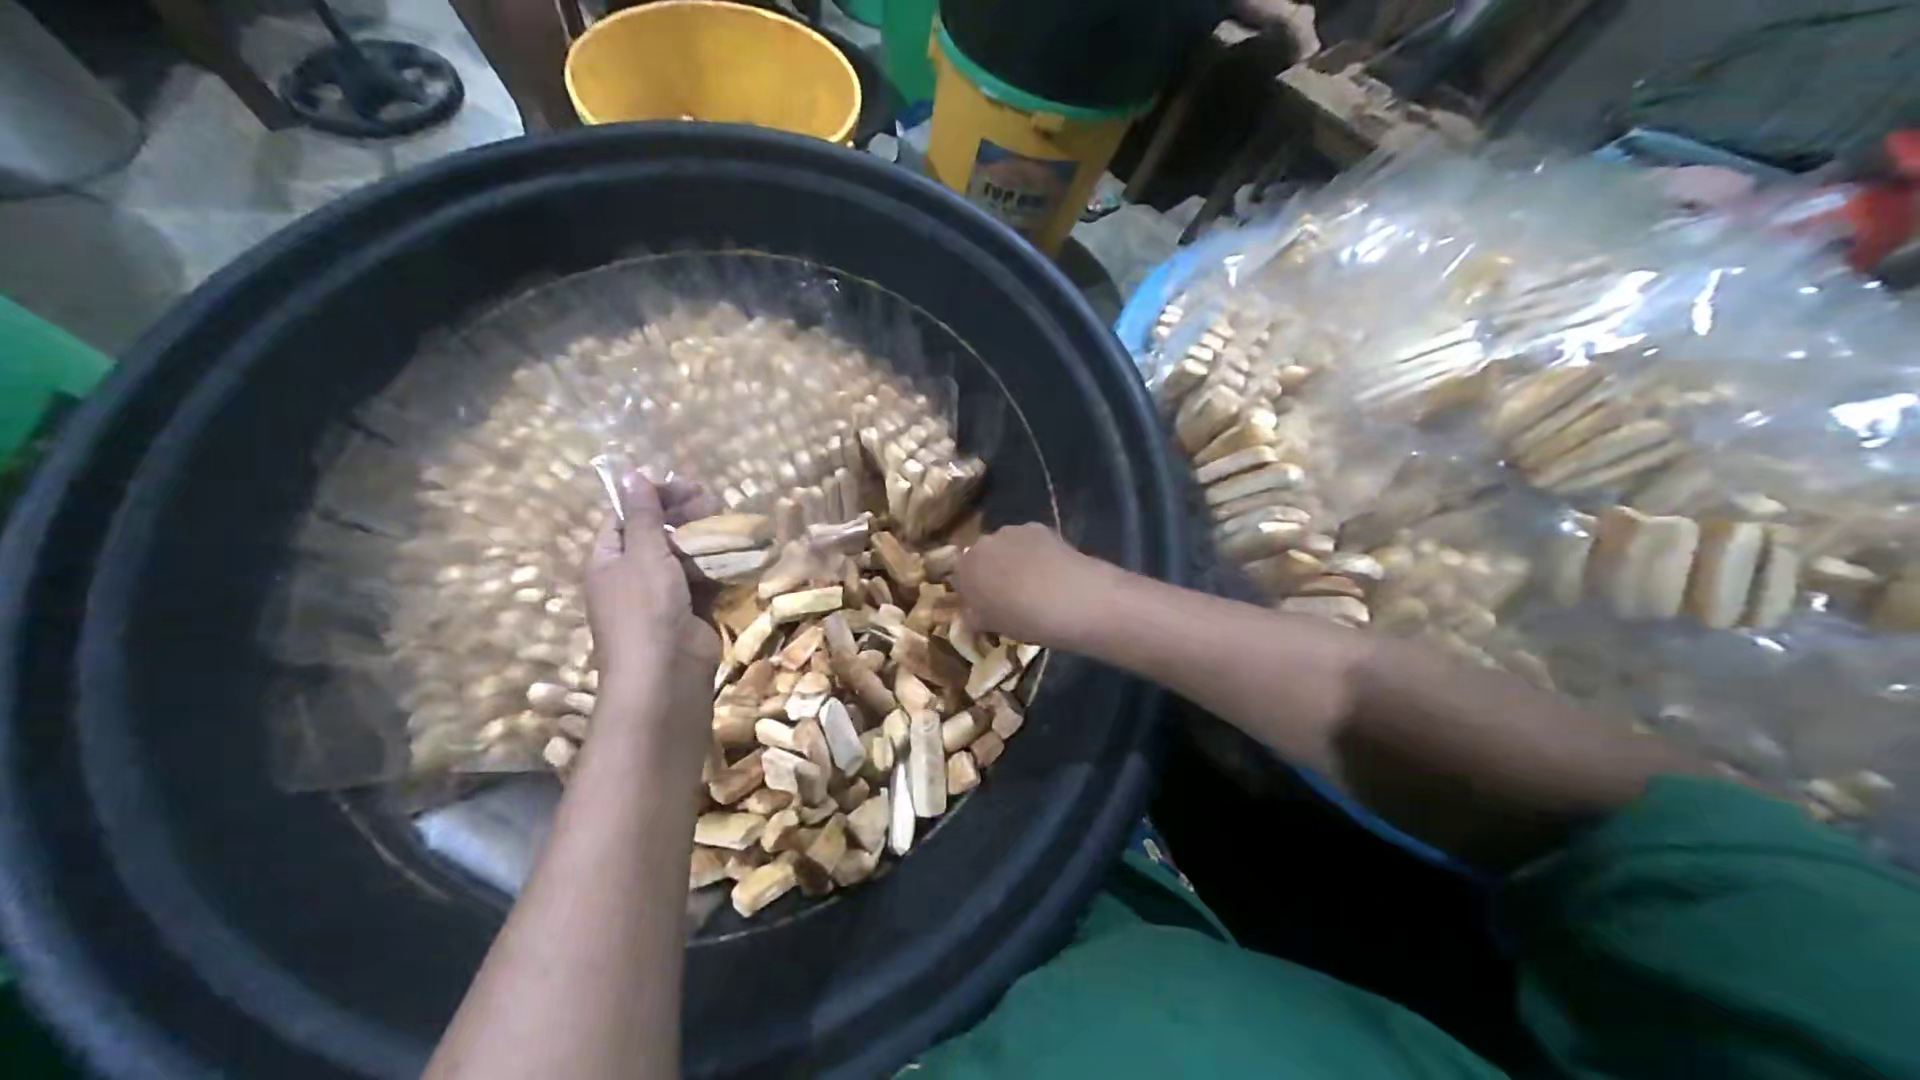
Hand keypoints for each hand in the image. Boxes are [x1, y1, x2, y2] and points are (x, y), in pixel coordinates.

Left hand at [583, 472, 721, 702]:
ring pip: (685, 555)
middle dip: (684, 514)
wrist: (665, 674)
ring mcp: (663, 594)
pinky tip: (737, 551)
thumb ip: (642, 514)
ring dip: (705, 538)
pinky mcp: (691, 610)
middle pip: (658, 533)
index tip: (684, 485)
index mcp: (608, 559)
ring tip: (728, 522)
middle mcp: (633, 574)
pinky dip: (719, 565)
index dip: (651, 497)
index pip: (624, 517)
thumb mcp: (642, 554)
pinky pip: (704, 580)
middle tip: (711, 501)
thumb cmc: (645, 609)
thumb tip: (629, 473)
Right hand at [951, 524, 1110, 645]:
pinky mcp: (1038, 527)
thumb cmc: (1023, 619)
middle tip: (1009, 594)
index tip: (985, 605)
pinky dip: (1034, 551)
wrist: (1070, 598)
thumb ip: (975, 618)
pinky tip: (1051, 570)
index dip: (972, 591)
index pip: (959, 577)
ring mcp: (1011, 531)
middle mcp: (982, 544)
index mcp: (964, 569)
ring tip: (1034, 582)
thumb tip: (971, 616)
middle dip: (991, 571)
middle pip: (982, 557)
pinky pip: (1028, 541)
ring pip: (1005, 546)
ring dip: (1013, 559)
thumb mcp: (993, 626)